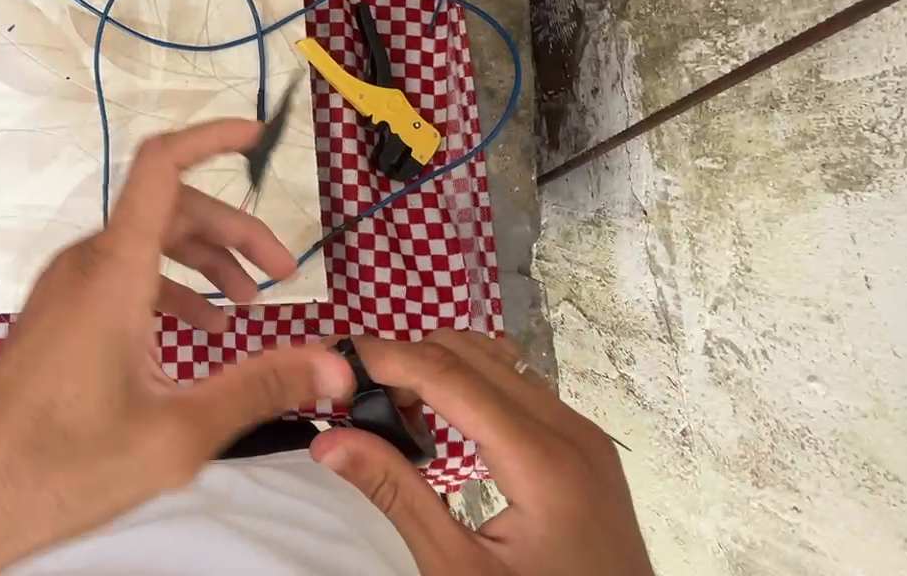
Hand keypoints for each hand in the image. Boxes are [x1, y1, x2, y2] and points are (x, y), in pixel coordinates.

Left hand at [0, 119, 355, 574]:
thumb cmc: (67, 464)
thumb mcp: (178, 433)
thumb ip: (259, 388)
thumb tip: (333, 367)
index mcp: (113, 269)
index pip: (161, 166)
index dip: (210, 137)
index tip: (255, 134)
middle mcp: (88, 261)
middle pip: (170, 209)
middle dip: (232, 232)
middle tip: (283, 271)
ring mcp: (68, 283)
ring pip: (147, 243)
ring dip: (201, 261)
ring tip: (247, 303)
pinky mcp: (60, 308)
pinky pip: (122, 274)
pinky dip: (167, 286)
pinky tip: (197, 329)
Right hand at [311, 331, 652, 575]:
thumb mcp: (459, 574)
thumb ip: (395, 495)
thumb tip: (325, 440)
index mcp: (543, 460)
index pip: (446, 373)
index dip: (383, 356)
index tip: (329, 355)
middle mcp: (568, 427)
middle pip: (466, 352)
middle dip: (403, 357)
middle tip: (352, 389)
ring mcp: (580, 431)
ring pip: (490, 357)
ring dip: (432, 364)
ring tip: (389, 401)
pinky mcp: (580, 442)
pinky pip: (512, 380)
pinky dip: (464, 380)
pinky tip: (436, 414)